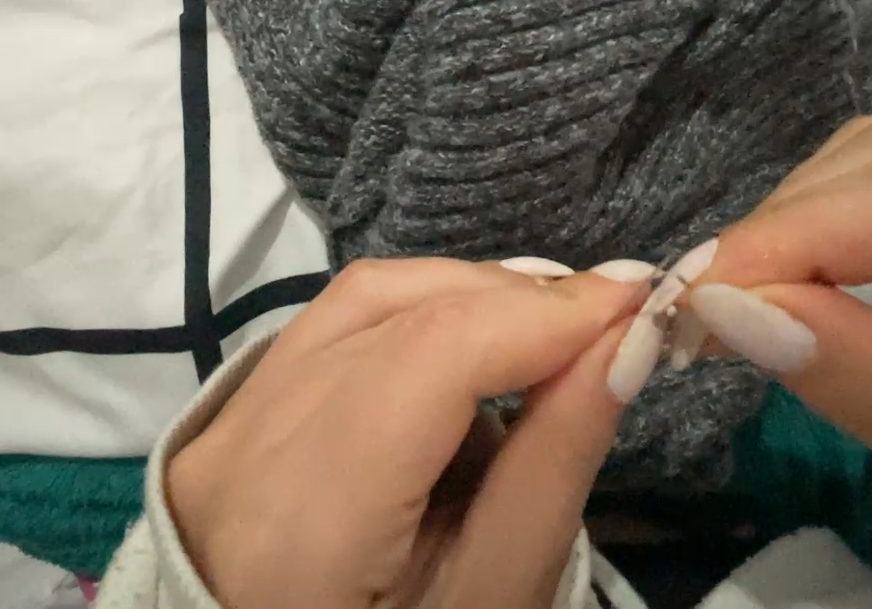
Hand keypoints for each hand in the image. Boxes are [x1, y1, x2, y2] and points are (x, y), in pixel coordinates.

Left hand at [167, 257, 651, 608]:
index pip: (433, 356)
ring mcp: (237, 409)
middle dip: (518, 299)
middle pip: (398, 310)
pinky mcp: (243, 398)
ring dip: (470, 294)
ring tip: (546, 322)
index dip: (541, 312)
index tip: (634, 296)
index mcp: (307, 515)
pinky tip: (471, 336)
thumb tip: (619, 345)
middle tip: (605, 310)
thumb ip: (552, 466)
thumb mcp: (489, 598)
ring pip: (368, 296)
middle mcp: (250, 436)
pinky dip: (421, 307)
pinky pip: (341, 316)